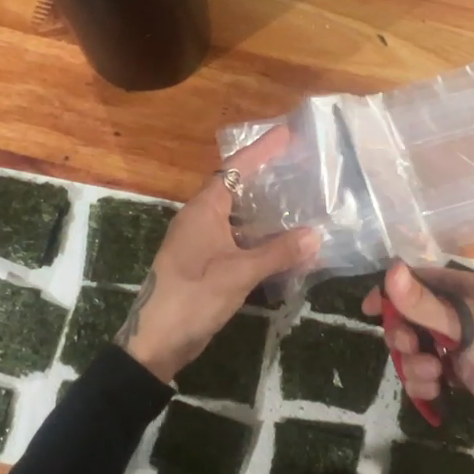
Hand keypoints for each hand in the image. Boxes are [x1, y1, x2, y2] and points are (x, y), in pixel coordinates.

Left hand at [115, 129, 319, 382]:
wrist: (158, 340)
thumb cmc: (194, 297)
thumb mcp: (239, 273)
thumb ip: (278, 252)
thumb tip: (315, 236)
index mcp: (203, 210)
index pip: (236, 169)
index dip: (262, 150)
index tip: (288, 133)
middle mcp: (201, 219)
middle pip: (237, 188)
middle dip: (267, 177)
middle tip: (301, 167)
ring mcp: (202, 242)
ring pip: (239, 217)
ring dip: (266, 210)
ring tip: (300, 201)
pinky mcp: (206, 264)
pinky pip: (238, 240)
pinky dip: (261, 237)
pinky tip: (284, 243)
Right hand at [364, 263, 473, 455]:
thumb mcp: (472, 326)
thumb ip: (426, 305)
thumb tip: (390, 270)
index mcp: (464, 290)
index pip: (416, 281)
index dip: (390, 292)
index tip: (368, 310)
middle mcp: (457, 312)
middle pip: (408, 317)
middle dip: (402, 335)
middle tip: (409, 348)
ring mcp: (456, 343)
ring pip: (414, 348)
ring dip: (413, 364)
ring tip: (433, 377)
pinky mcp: (458, 372)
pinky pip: (425, 372)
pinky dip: (424, 383)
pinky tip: (436, 393)